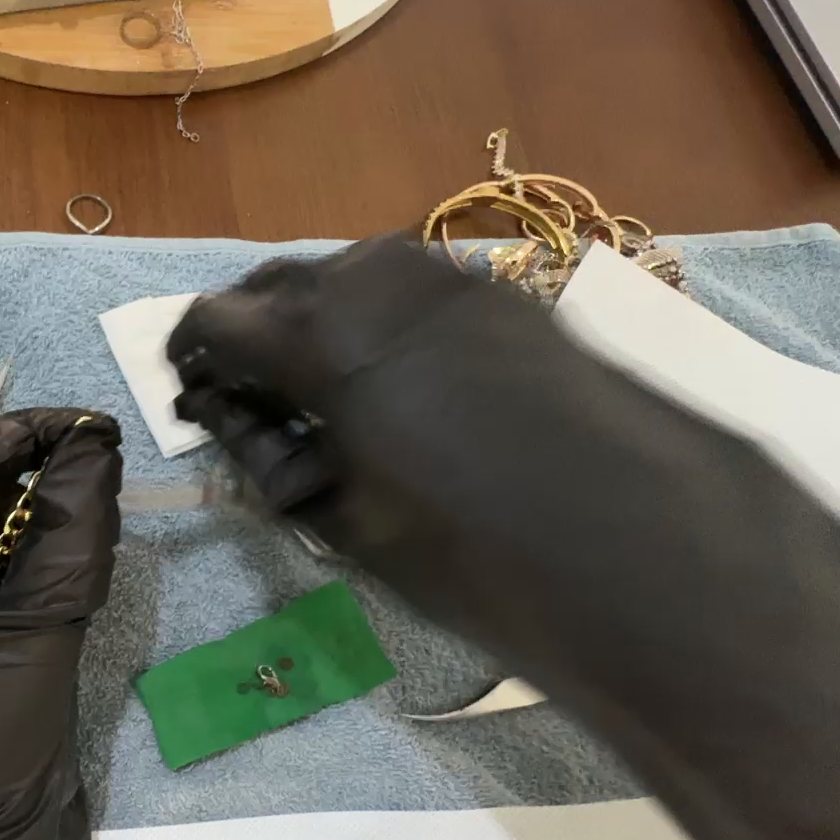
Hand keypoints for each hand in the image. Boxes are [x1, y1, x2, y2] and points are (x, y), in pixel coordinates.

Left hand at [0, 408, 123, 839]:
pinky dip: (24, 540)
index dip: (12, 441)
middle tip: (91, 449)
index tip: (77, 421)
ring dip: (28, 504)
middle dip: (24, 471)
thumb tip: (95, 449)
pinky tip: (65, 529)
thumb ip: (68, 533)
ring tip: (88, 485)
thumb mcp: (39, 625)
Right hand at [168, 235, 839, 839]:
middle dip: (245, 342)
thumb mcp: (331, 510)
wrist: (651, 561)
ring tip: (319, 405)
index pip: (212, 319)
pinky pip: (398, 292)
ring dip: (307, 332)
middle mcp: (377, 280)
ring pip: (338, 279)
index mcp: (320, 338)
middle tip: (248, 408)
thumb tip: (215, 409)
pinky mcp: (497, 294)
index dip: (187, 358)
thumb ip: (262, 444)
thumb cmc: (465, 558)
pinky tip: (386, 389)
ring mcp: (445, 278)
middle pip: (272, 286)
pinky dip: (366, 328)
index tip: (190, 396)